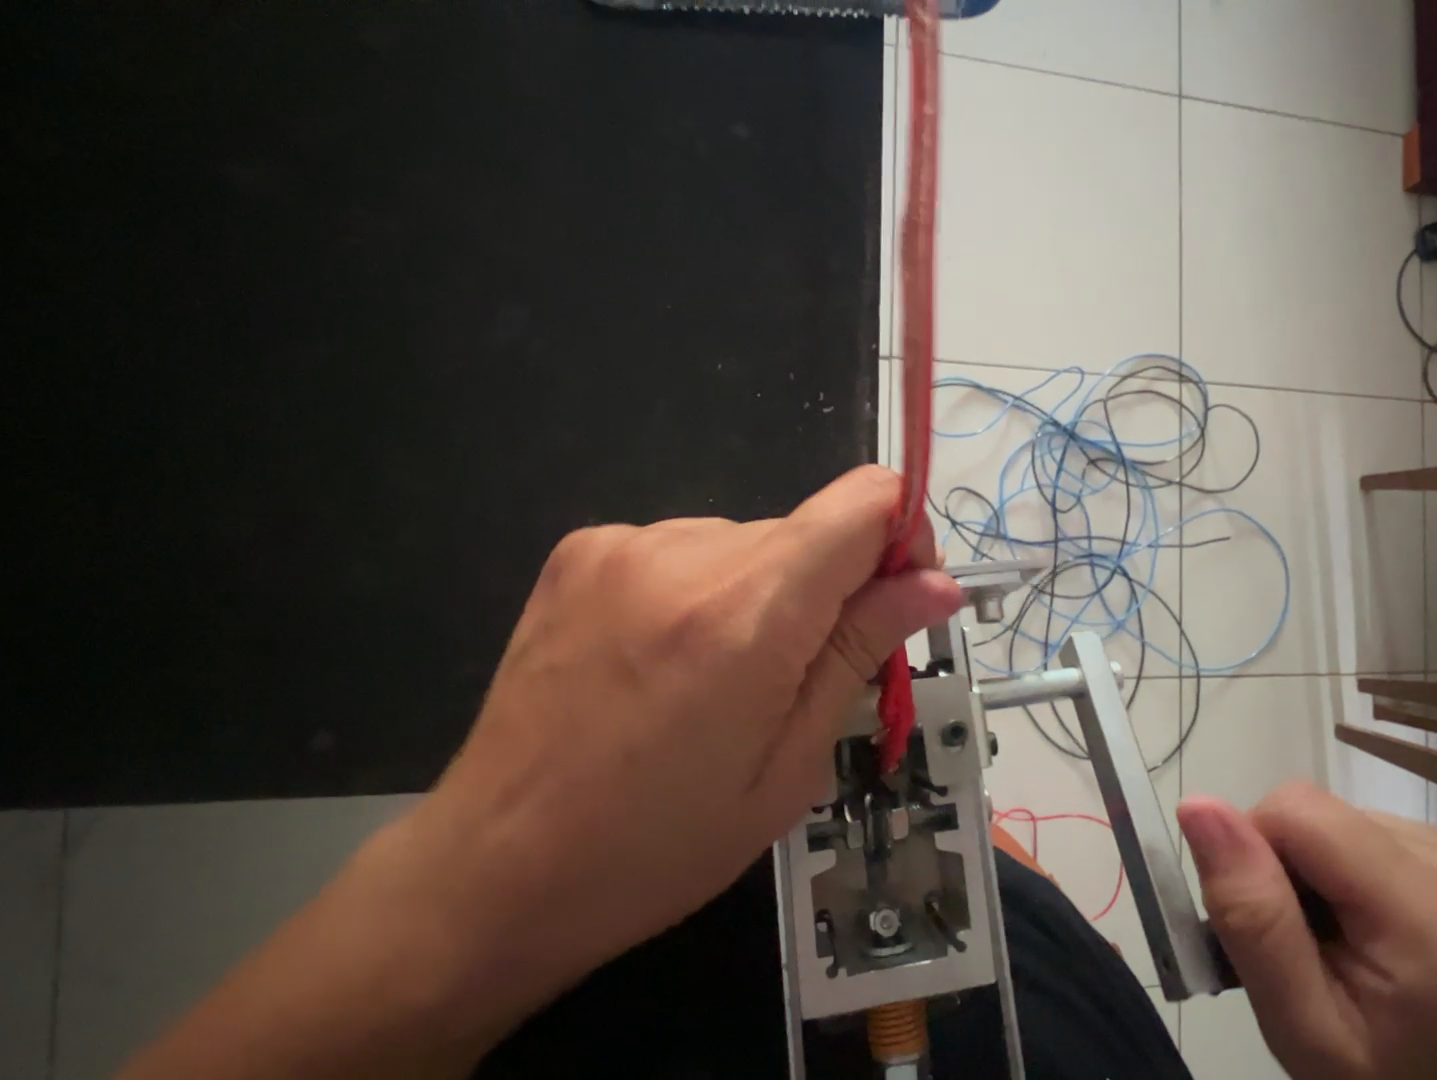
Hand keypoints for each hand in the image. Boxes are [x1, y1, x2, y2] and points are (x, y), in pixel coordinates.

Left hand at [405, 465, 961, 993]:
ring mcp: (622, 542)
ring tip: (717, 683)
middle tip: (794, 680)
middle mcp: (684, 550)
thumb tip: (937, 584)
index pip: (866, 500)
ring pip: (746, 540)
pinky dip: (702, 591)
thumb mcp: (790, 765)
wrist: (499, 867)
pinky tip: (665, 663)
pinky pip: (684, 548)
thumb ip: (862, 652)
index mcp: (748, 611)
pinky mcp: (580, 550)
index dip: (902, 538)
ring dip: (761, 593)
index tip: (893, 603)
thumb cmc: (662, 843)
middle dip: (826, 589)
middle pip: (806, 528)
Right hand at [1178, 784, 1436, 1079]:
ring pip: (1350, 821)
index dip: (1257, 854)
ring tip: (1358, 949)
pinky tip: (1392, 934)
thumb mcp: (1304, 1032)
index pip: (1297, 811)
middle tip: (1314, 952)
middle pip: (1324, 815)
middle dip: (1294, 871)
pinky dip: (1366, 875)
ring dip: (1332, 874)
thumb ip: (1252, 919)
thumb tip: (1198, 806)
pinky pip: (1387, 832)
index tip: (1271, 926)